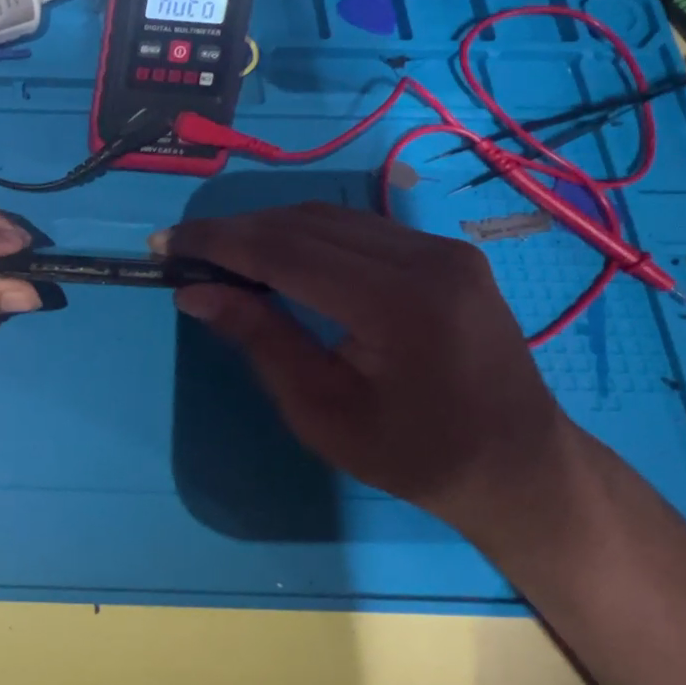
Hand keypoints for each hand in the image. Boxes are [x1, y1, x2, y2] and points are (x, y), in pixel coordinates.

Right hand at [155, 202, 575, 529]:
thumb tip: (194, 293)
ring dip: (265, 230)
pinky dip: (303, 235)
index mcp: (398, 305)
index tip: (164, 244)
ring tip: (219, 257)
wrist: (522, 467)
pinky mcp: (445, 252)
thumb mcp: (323, 412)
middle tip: (182, 253)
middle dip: (234, 232)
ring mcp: (442, 249)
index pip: (284, 252)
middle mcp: (426, 259)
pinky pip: (356, 227)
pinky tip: (274, 259)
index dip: (216, 243)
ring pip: (328, 217)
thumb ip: (260, 340)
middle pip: (303, 223)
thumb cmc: (416, 456)